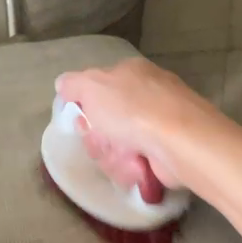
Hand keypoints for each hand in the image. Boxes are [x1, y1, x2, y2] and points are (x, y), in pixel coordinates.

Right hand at [56, 58, 231, 193]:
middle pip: (104, 124)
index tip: (83, 124)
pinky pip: (134, 163)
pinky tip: (138, 166)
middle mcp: (144, 96)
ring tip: (126, 157)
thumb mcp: (93, 87)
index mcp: (129, 74)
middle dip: (99, 140)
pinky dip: (131, 168)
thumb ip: (74, 84)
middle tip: (104, 143)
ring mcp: (156, 125)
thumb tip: (62, 83)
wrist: (179, 142)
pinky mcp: (163, 152)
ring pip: (116, 147)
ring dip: (114, 157)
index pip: (96, 92)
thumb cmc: (133, 110)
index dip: (85, 110)